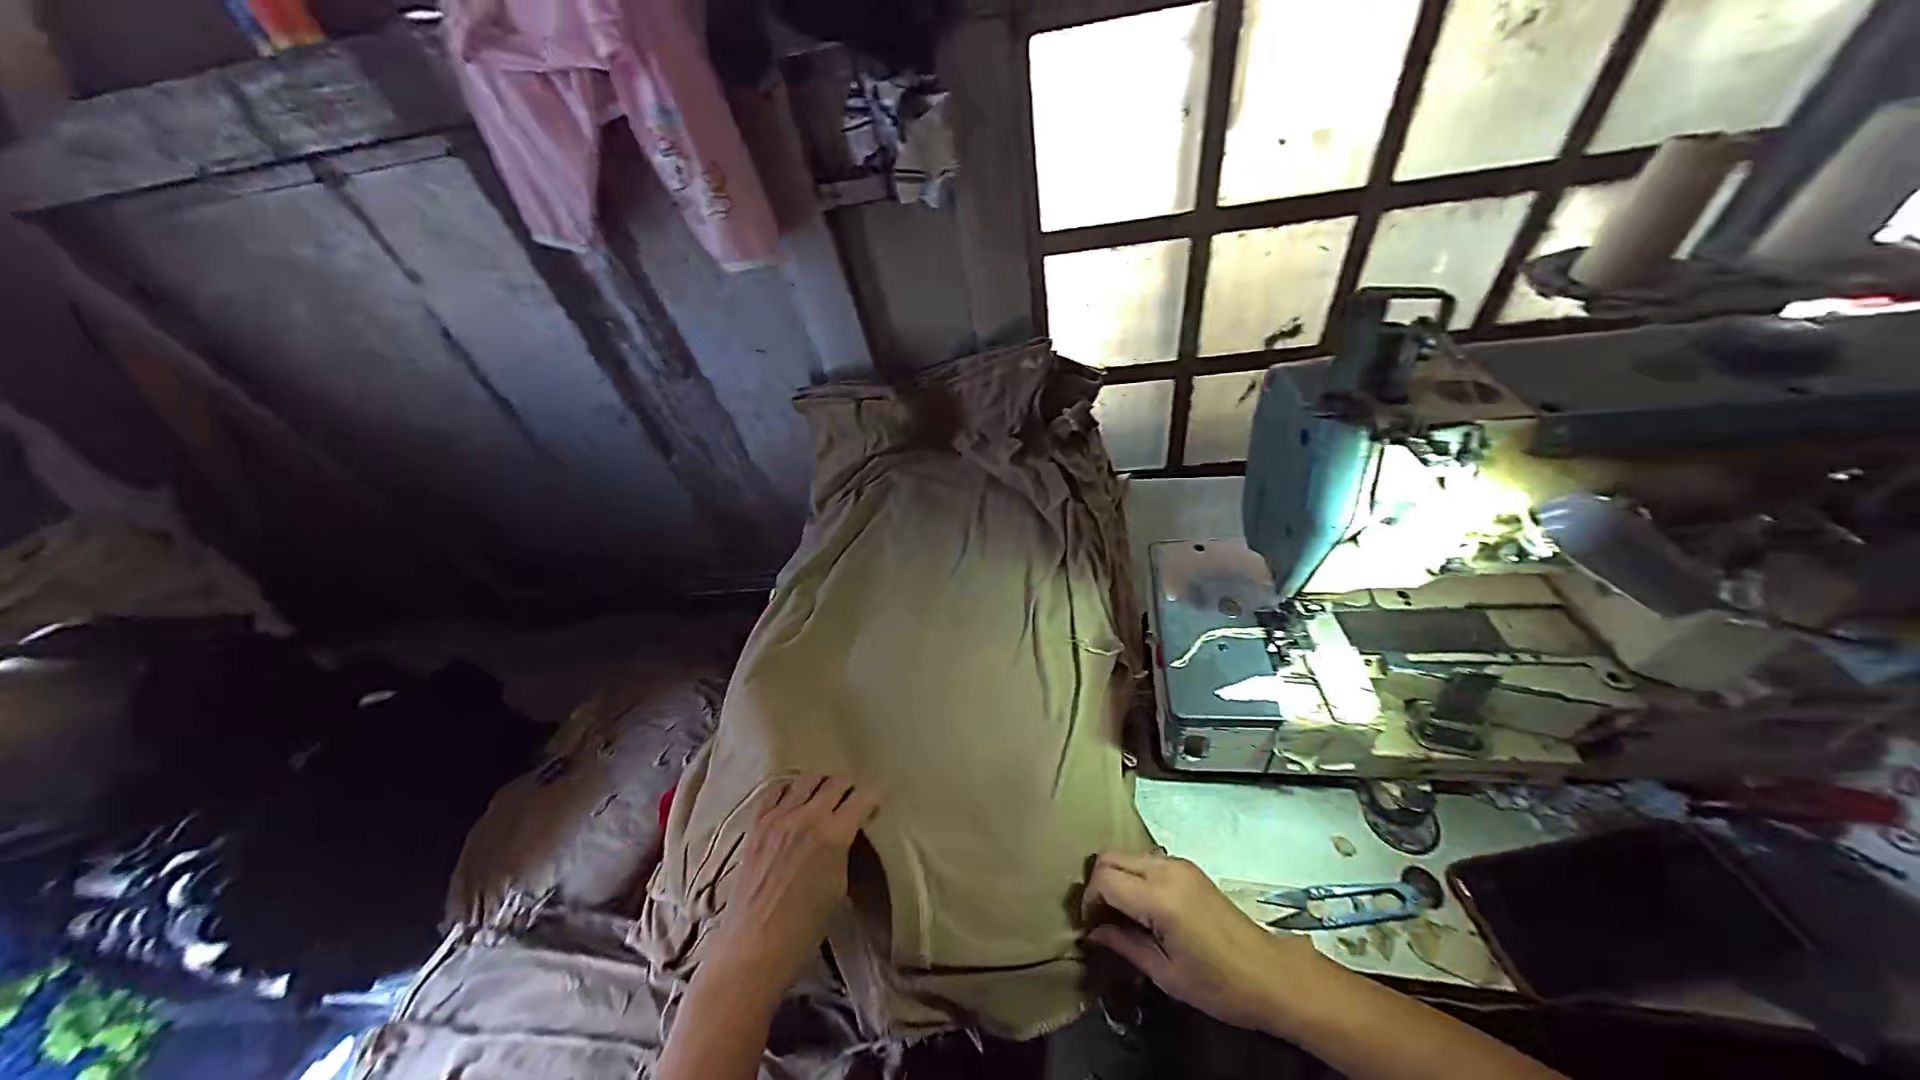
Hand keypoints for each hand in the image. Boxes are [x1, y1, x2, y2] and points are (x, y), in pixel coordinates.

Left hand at [702, 773, 879, 1000]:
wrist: (754, 948)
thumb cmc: (804, 930)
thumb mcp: (839, 887)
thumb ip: (843, 850)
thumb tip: (847, 832)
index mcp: (834, 835)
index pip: (863, 797)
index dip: (876, 795)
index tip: (879, 799)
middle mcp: (807, 817)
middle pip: (836, 782)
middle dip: (850, 787)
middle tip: (854, 799)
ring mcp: (778, 818)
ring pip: (807, 778)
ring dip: (821, 784)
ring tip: (825, 797)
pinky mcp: (758, 824)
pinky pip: (777, 790)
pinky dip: (791, 790)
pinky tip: (795, 801)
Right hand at [1082, 850, 1332, 1032]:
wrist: (1271, 974)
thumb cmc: (1219, 984)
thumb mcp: (1166, 974)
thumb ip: (1124, 945)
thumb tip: (1093, 933)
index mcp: (1159, 898)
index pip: (1104, 878)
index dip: (1088, 900)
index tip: (1089, 926)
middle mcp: (1166, 870)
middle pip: (1110, 856)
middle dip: (1097, 883)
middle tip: (1099, 918)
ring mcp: (1179, 864)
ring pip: (1127, 855)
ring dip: (1115, 877)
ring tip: (1118, 914)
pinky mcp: (1189, 867)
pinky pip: (1147, 860)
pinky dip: (1133, 876)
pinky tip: (1141, 907)